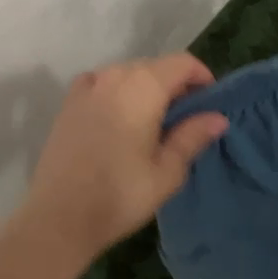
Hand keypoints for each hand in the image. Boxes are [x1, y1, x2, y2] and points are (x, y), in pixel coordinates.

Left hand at [15, 55, 228, 265]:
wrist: (59, 215)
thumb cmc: (120, 194)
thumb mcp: (167, 171)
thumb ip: (193, 137)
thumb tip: (218, 117)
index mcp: (143, 86)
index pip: (182, 62)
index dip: (202, 76)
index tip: (210, 103)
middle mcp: (115, 74)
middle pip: (155, 66)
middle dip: (175, 85)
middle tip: (187, 120)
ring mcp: (88, 85)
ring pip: (128, 73)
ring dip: (146, 89)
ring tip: (154, 124)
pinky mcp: (69, 100)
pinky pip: (102, 83)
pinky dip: (118, 92)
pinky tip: (119, 117)